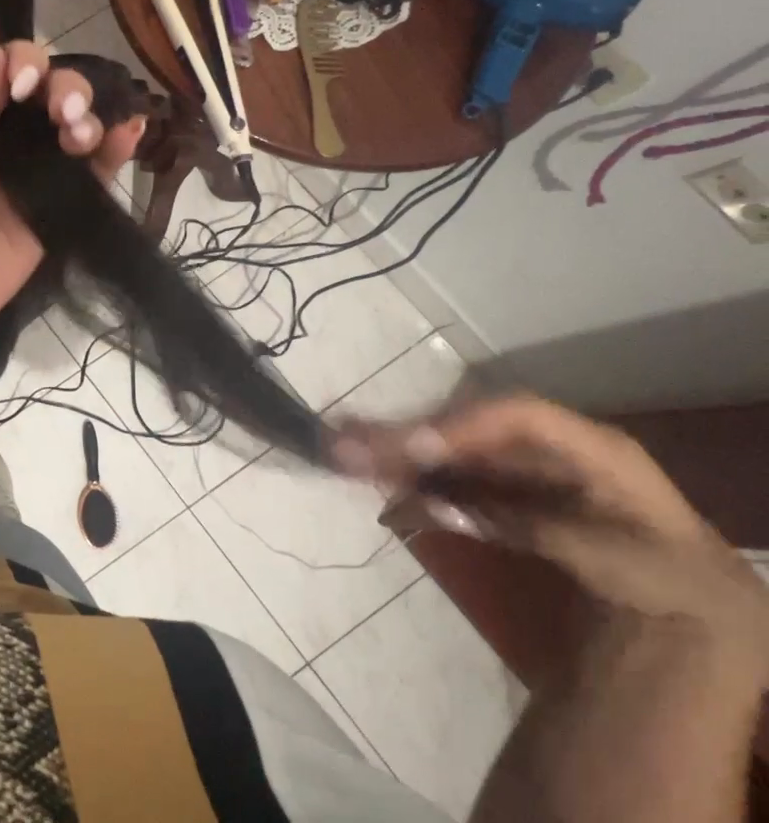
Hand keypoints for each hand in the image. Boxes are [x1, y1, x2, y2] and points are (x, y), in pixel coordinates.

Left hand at [0, 26, 147, 347]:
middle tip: (64, 117)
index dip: (27, 65)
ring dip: (90, 118)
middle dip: (67, 90)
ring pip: (78, 126)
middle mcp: (8, 140)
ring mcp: (38, 173)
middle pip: (53, 92)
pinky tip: (128, 134)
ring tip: (80, 138)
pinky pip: (95, 172)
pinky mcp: (62, 207)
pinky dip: (115, 148)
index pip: (10, 71)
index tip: (27, 86)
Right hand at [338, 397, 768, 652]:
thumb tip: (427, 500)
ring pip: (452, 456)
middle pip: (467, 430)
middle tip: (344, 446)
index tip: (402, 447)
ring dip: (401, 462)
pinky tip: (389, 508)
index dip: (457, 425)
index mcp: (590, 448)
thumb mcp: (605, 555)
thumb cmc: (662, 580)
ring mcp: (525, 474)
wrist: (691, 619)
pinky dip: (417, 494)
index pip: (514, 417)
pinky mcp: (507, 501)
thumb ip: (514, 520)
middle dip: (405, 438)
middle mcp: (549, 450)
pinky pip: (453, 487)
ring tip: (347, 464)